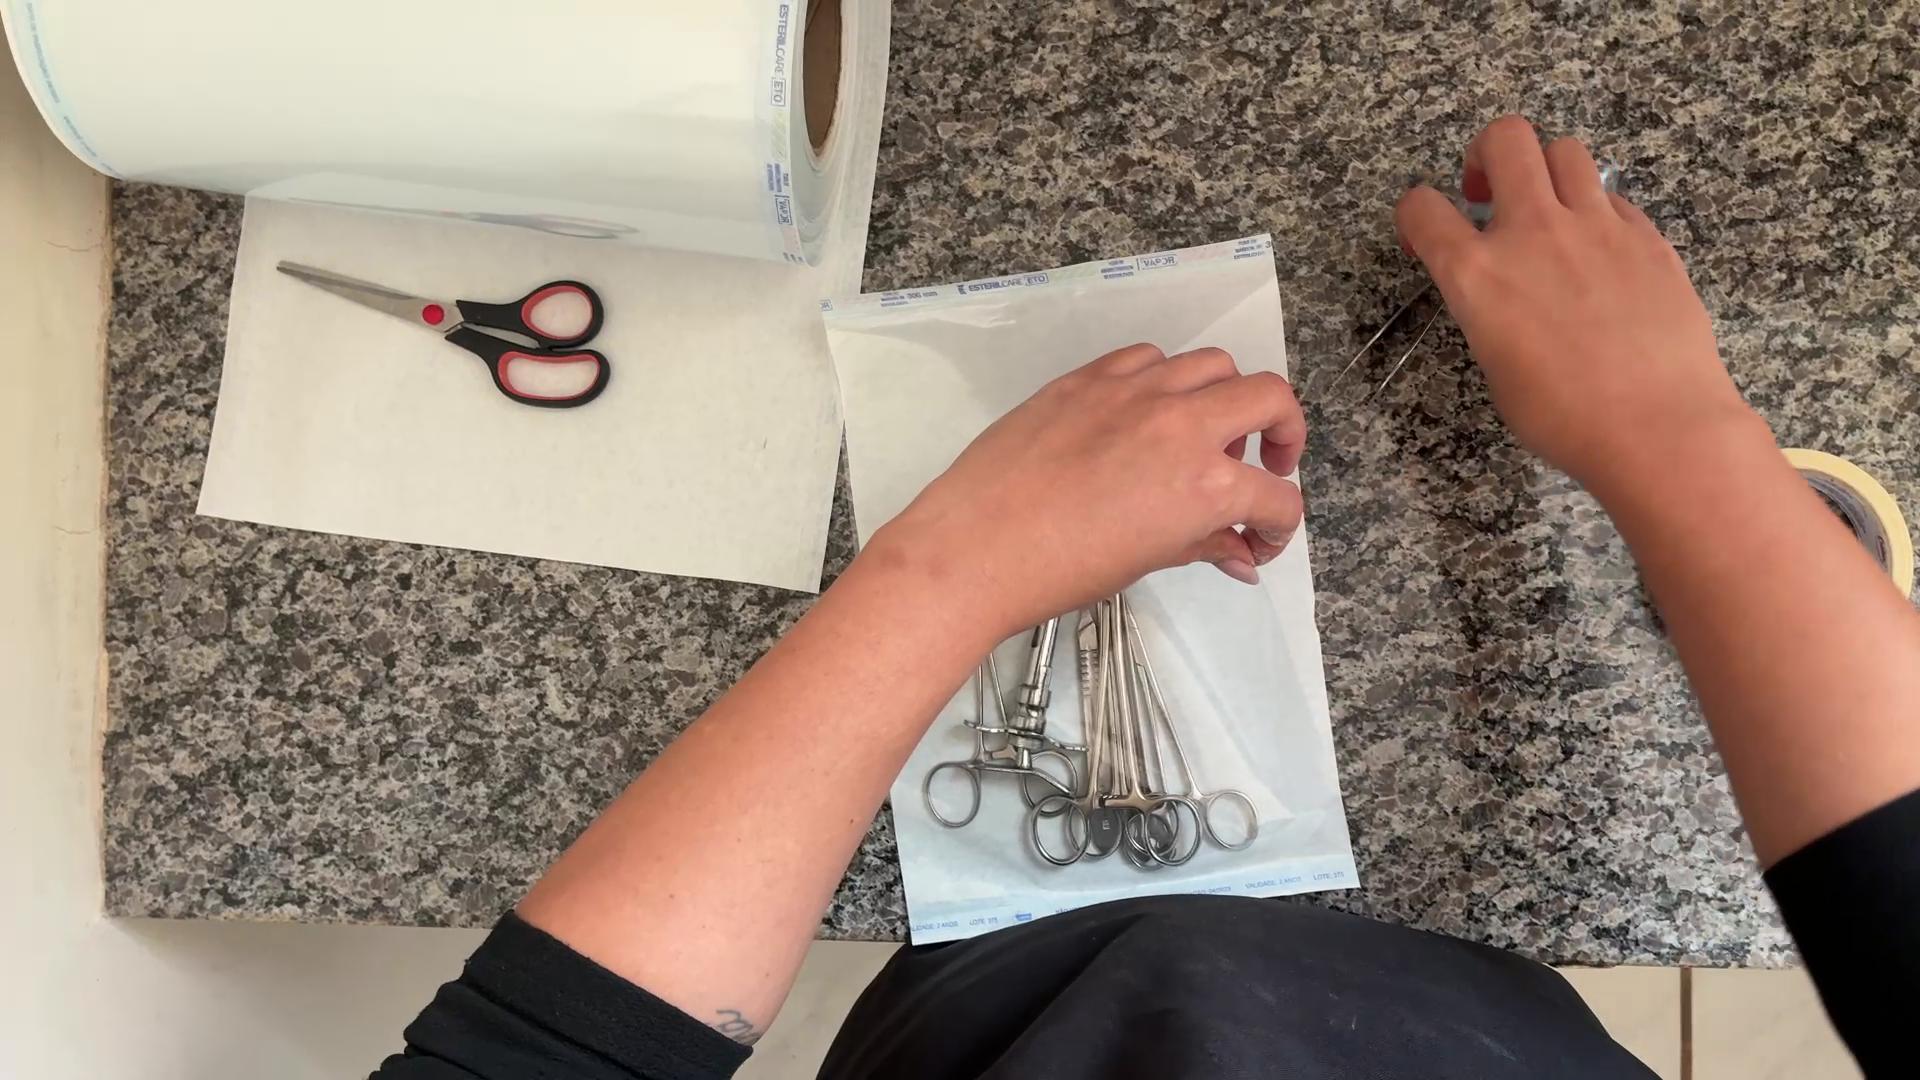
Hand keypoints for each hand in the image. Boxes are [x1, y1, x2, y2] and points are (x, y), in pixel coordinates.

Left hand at [862, 344, 1304, 638]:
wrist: (974, 548)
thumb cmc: (1056, 572)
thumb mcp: (1143, 563)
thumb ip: (1202, 545)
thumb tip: (1240, 554)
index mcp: (1205, 484)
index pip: (1276, 498)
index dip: (1279, 525)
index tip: (1261, 538)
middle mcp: (1180, 424)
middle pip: (1268, 397)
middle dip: (1282, 433)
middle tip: (1264, 465)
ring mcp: (1132, 391)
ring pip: (1211, 364)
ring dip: (1222, 399)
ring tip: (1199, 436)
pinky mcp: (1086, 378)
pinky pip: (1145, 358)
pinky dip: (1161, 381)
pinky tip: (1142, 413)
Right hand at [1394, 115, 1764, 496]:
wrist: (1652, 422)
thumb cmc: (1553, 411)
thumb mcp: (1489, 356)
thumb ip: (1484, 302)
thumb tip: (1497, 284)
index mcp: (1476, 273)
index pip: (1423, 209)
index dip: (1413, 213)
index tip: (1422, 232)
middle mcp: (1533, 232)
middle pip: (1507, 139)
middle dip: (1484, 155)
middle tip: (1483, 194)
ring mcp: (1598, 226)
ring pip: (1565, 151)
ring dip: (1540, 173)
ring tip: (1540, 215)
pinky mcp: (1646, 235)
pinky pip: (1609, 196)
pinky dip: (1588, 210)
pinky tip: (1588, 255)